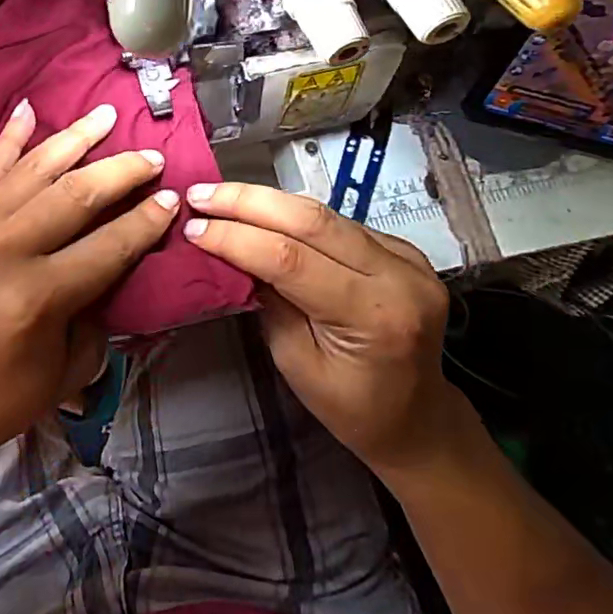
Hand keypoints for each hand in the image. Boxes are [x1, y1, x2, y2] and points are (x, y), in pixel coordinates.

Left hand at [0, 100, 179, 499]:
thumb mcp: (61, 374)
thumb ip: (94, 318)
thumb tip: (110, 273)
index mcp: (37, 297)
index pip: (109, 245)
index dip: (146, 221)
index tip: (172, 198)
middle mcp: (2, 252)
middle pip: (76, 195)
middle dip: (121, 171)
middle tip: (151, 156)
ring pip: (33, 171)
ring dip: (74, 139)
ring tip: (105, 116)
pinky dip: (8, 139)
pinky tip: (28, 110)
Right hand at [183, 183, 458, 478]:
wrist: (419, 420)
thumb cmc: (352, 409)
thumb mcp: (296, 363)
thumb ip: (269, 302)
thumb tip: (231, 253)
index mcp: (374, 316)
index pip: (292, 259)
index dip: (237, 238)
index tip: (193, 227)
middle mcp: (400, 276)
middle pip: (313, 220)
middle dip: (249, 201)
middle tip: (202, 194)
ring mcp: (408, 258)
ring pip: (326, 213)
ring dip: (268, 202)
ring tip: (221, 197)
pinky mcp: (405, 249)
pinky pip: (341, 223)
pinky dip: (295, 216)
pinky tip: (262, 213)